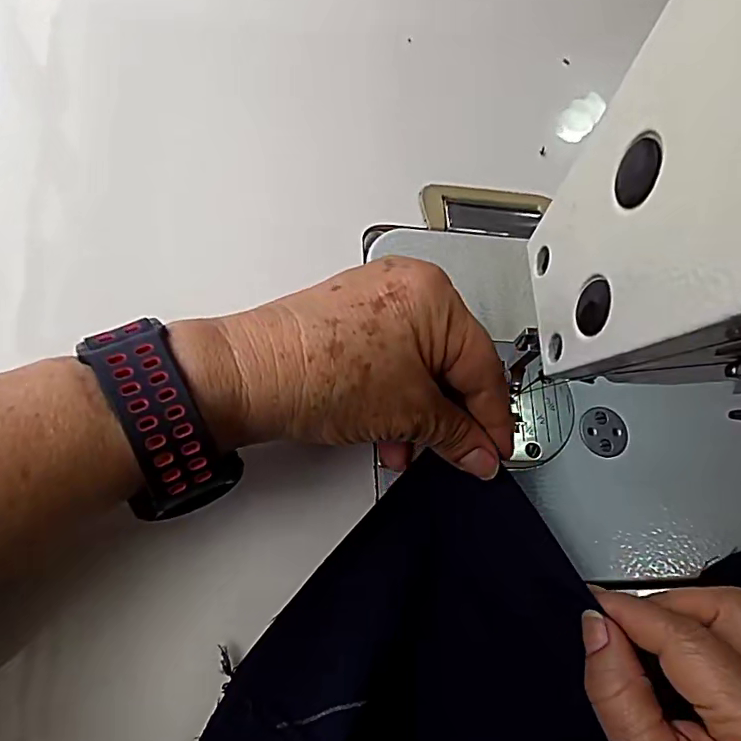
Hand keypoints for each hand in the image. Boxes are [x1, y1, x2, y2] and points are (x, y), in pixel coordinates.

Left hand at [169, 257, 514, 477]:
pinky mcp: (343, 325)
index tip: (494, 448)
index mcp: (433, 293)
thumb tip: (478, 451)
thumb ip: (453, 435)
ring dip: (415, 416)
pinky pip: (385, 365)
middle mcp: (403, 288)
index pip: (483, 365)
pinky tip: (383, 430)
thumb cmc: (311, 372)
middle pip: (448, 366)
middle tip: (455, 452)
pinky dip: (389, 400)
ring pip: (414, 370)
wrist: (246, 377)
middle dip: (448, 419)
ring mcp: (370, 305)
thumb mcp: (403, 411)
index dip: (492, 418)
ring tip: (406, 447)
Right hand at [583, 588, 740, 740]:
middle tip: (620, 624)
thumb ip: (618, 693)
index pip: (691, 642)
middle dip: (667, 603)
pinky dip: (724, 629)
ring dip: (697, 611)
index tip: (591, 605)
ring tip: (650, 636)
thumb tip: (596, 629)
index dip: (633, 613)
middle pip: (737, 611)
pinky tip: (692, 652)